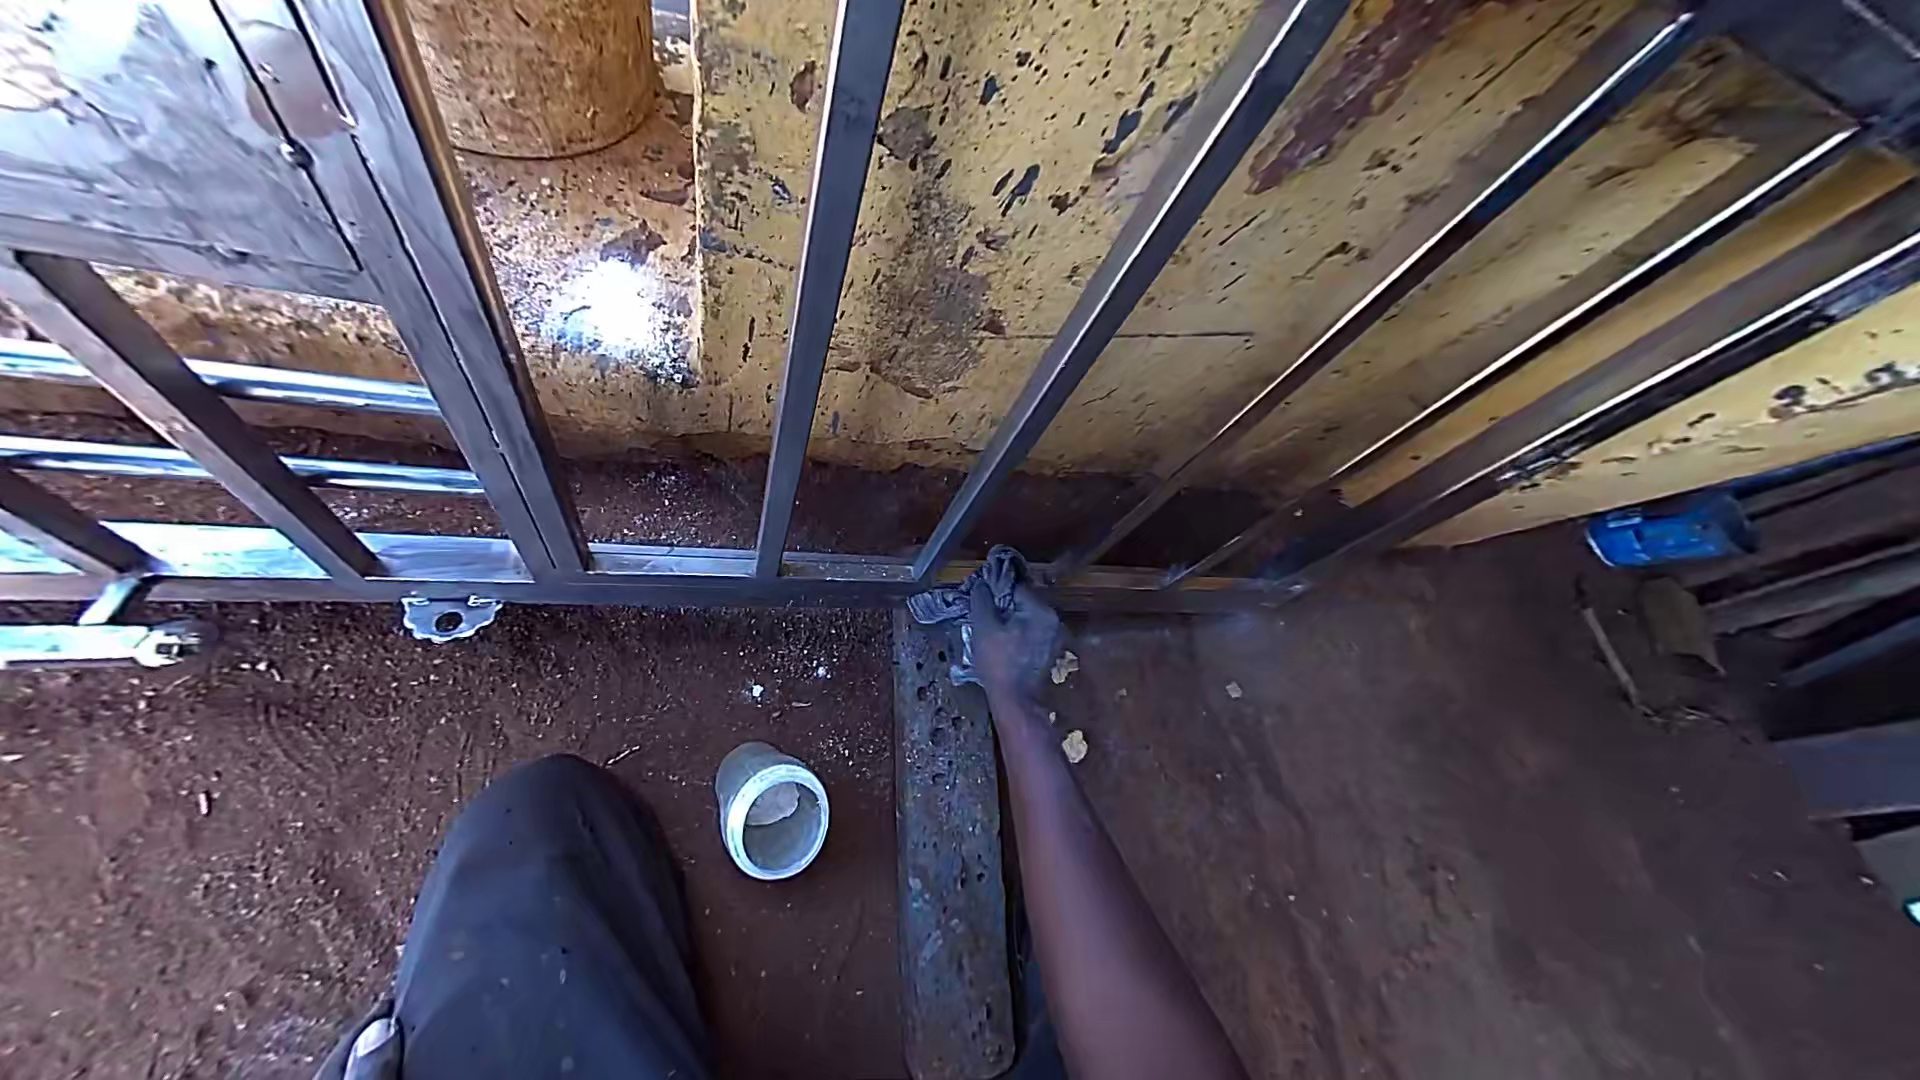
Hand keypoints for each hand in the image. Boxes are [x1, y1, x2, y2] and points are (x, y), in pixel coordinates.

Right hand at [966, 579, 1061, 701]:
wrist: (1016, 702)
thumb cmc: (999, 664)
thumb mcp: (984, 628)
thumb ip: (982, 601)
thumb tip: (981, 584)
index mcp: (1040, 610)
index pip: (1016, 585)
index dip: (995, 587)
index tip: (980, 593)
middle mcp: (1052, 619)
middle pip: (1023, 601)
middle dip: (1002, 604)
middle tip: (982, 612)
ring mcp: (1053, 636)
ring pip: (1026, 616)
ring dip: (1008, 618)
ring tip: (989, 627)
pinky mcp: (1048, 650)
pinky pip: (1030, 631)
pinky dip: (1016, 631)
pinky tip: (1001, 641)